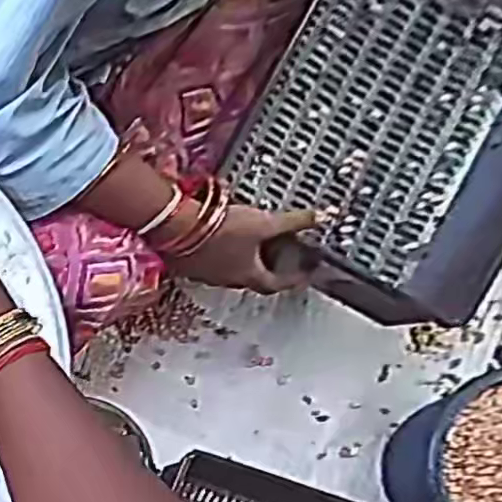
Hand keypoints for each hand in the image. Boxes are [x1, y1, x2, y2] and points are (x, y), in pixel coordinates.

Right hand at [168, 206, 315, 293]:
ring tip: (248, 244)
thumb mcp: (266, 223)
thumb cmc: (222, 230)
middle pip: (250, 279)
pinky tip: (220, 242)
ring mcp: (203, 275)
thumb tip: (322, 217)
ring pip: (228, 272)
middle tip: (276, 253)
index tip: (302, 275)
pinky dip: (220, 257)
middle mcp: (224, 280)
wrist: (179, 229)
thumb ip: (295, 221)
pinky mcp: (186, 266)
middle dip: (264, 268)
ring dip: (240, 262)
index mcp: (246, 275)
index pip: (273, 285)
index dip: (291, 280)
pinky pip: (209, 265)